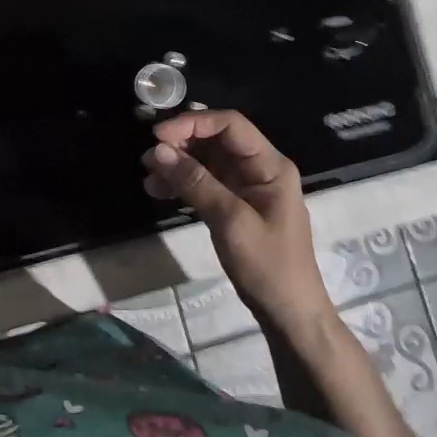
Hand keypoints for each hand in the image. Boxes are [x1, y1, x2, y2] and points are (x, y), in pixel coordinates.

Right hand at [142, 109, 330, 330]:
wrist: (288, 313)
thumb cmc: (268, 265)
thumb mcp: (230, 221)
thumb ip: (196, 183)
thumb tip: (159, 151)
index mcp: (270, 165)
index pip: (230, 125)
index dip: (193, 124)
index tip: (159, 137)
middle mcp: (259, 169)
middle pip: (216, 140)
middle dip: (181, 143)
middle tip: (148, 157)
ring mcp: (247, 188)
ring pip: (207, 161)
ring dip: (177, 164)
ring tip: (148, 176)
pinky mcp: (235, 206)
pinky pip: (205, 183)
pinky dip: (182, 184)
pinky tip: (158, 191)